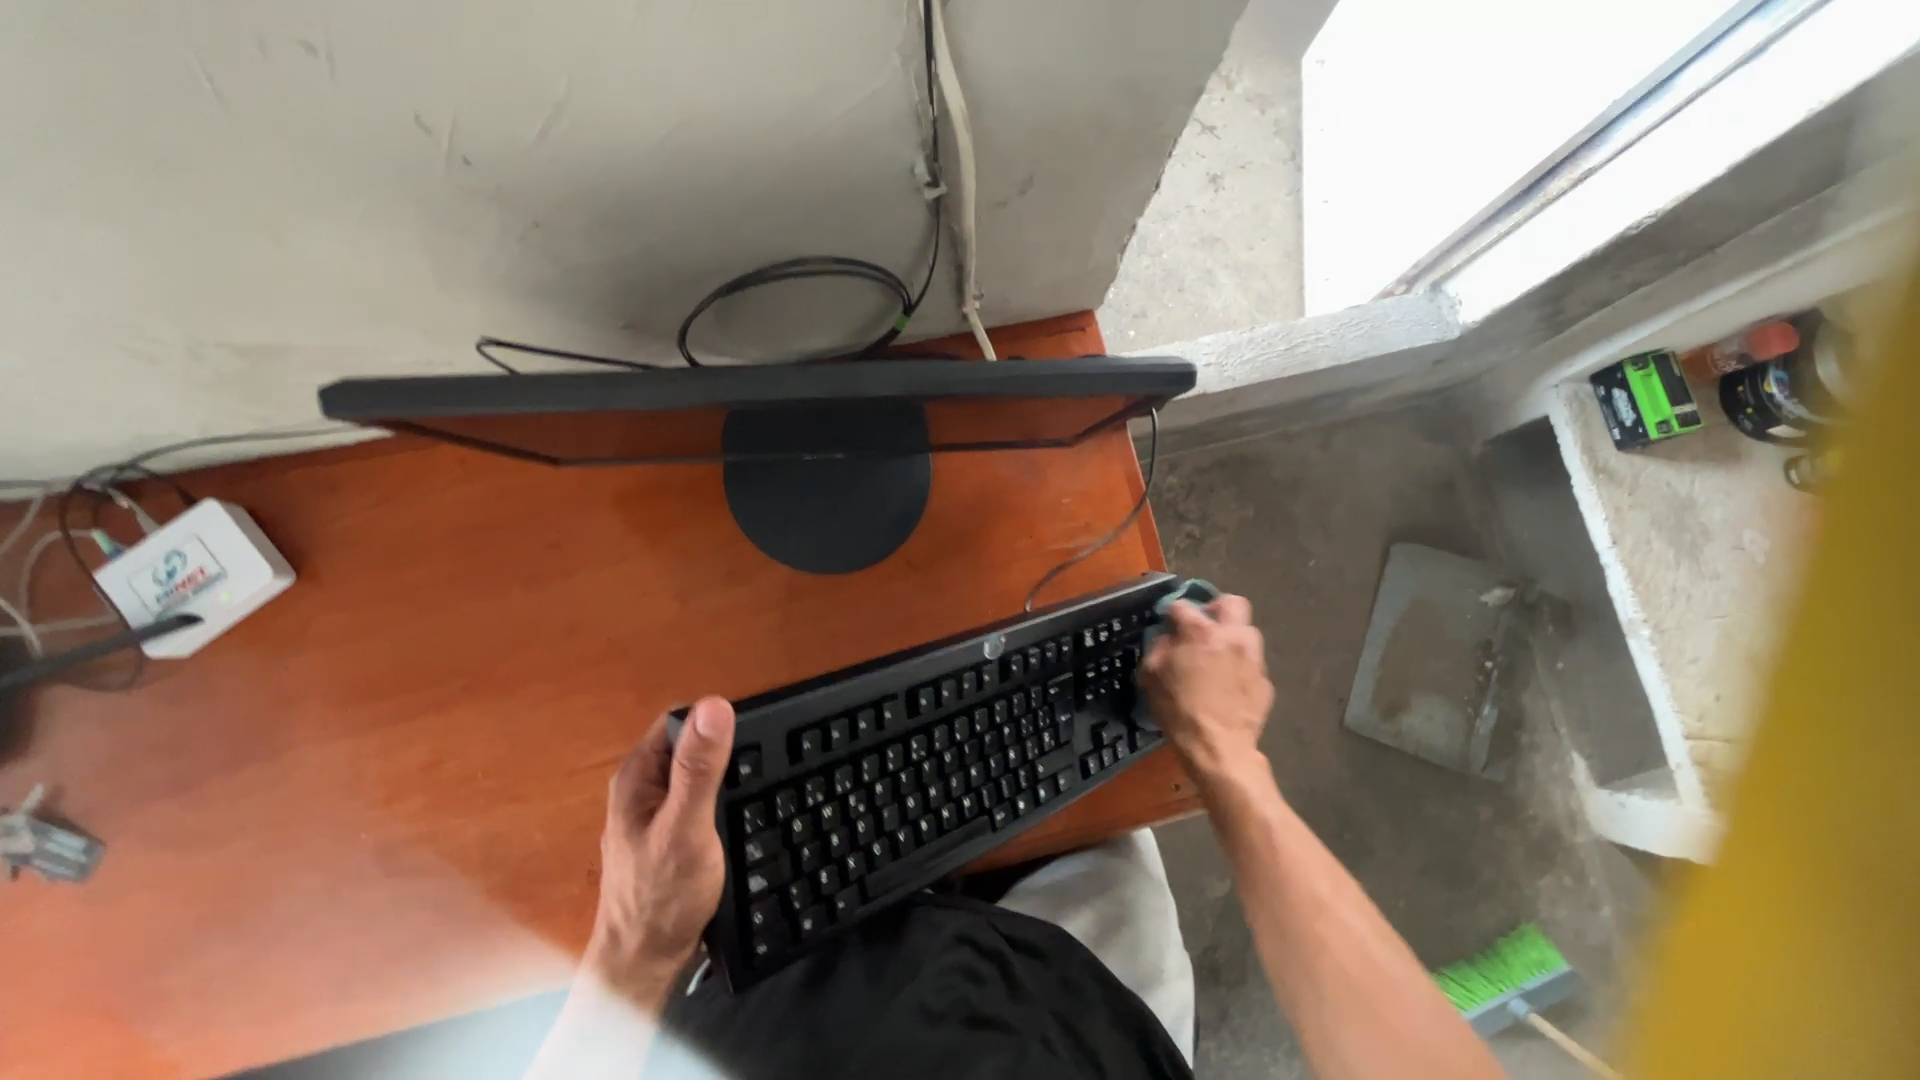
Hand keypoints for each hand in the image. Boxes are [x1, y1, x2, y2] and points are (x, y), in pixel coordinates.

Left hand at [583, 696, 735, 1008]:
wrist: (646, 963)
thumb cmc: (662, 898)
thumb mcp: (687, 827)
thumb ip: (700, 769)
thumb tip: (715, 705)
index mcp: (638, 776)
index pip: (680, 721)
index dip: (716, 722)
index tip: (754, 736)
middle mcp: (642, 788)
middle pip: (690, 745)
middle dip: (726, 750)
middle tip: (762, 768)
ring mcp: (654, 812)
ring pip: (697, 773)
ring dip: (726, 776)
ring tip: (758, 789)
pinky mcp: (670, 833)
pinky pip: (699, 798)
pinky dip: (722, 800)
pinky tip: (740, 815)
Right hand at [1138, 594, 1273, 789]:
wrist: (1218, 747)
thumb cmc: (1178, 710)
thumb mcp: (1151, 676)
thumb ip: (1159, 647)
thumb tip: (1169, 636)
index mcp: (1200, 632)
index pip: (1183, 605)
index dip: (1173, 613)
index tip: (1169, 624)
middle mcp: (1232, 636)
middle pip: (1232, 602)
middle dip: (1216, 609)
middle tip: (1204, 627)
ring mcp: (1253, 657)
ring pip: (1247, 631)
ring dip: (1232, 637)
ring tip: (1218, 657)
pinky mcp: (1265, 680)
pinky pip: (1251, 662)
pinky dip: (1240, 666)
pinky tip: (1228, 685)